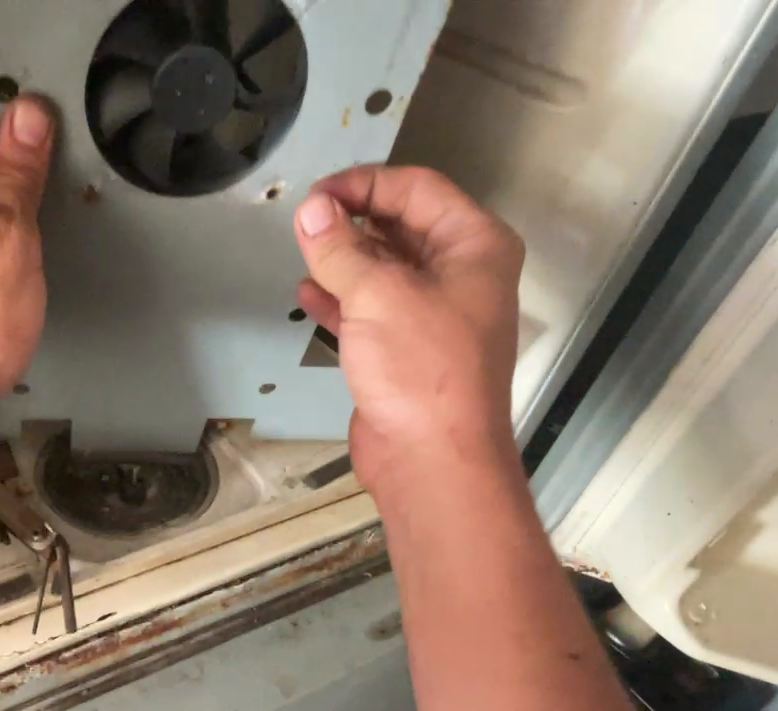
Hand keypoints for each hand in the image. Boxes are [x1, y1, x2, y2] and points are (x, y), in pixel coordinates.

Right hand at [292, 166, 524, 497]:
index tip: (317, 195)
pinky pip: (368, 312)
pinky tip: (308, 295)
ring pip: (381, 271)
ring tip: (303, 252)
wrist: (432, 459)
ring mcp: (431, 316)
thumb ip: (340, 249)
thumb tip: (312, 211)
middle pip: (400, 228)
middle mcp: (459, 276)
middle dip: (351, 222)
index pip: (417, 190)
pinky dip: (339, 301)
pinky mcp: (403, 352)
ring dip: (342, 261)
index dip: (364, 184)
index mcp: (475, 247)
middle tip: (306, 222)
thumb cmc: (423, 371)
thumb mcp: (378, 295)